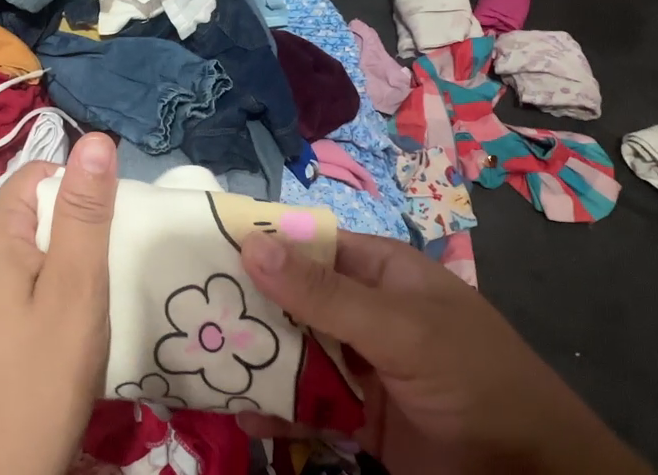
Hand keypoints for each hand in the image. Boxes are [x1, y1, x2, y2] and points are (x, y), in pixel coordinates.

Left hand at [0, 133, 118, 474]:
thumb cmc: (40, 379)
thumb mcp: (75, 291)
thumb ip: (86, 214)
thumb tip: (94, 138)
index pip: (37, 177)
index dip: (80, 192)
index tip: (112, 232)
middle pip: (29, 216)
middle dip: (73, 235)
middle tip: (105, 278)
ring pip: (21, 257)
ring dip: (59, 271)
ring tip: (89, 310)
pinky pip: (8, 293)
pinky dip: (39, 300)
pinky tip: (58, 339)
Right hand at [237, 231, 648, 474]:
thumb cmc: (472, 378)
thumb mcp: (400, 329)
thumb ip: (324, 293)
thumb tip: (250, 242)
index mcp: (379, 269)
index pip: (306, 244)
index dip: (256, 246)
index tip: (198, 253)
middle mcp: (364, 308)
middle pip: (291, 298)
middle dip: (245, 307)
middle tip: (186, 313)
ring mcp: (360, 363)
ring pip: (292, 350)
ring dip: (252, 357)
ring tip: (196, 361)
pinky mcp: (358, 414)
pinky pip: (305, 402)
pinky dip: (274, 407)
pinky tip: (238, 411)